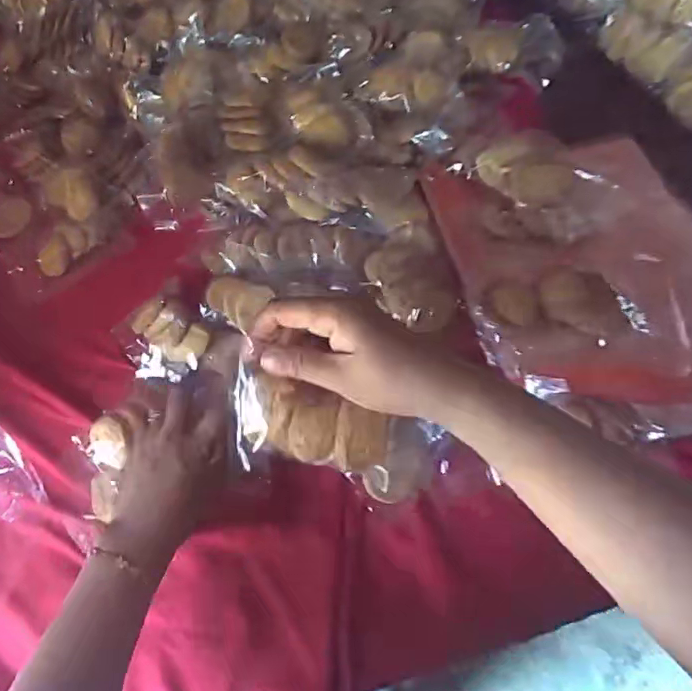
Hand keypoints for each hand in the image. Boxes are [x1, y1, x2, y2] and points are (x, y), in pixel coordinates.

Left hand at [104, 380, 227, 571]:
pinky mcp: (131, 442)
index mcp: (198, 446)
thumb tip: (221, 440)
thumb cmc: (182, 514)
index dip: (220, 397)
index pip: (215, 412)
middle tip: (191, 390)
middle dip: (187, 390)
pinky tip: (139, 408)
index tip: (222, 388)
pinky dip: (138, 410)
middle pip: (180, 396)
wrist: (143, 529)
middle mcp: (174, 434)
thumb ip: (217, 460)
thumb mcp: (210, 488)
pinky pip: (133, 416)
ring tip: (165, 398)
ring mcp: (149, 436)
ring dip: (162, 399)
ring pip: (155, 403)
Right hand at [251, 297, 489, 422]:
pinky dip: (312, 351)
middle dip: (275, 341)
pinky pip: (326, 333)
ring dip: (293, 349)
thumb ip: (300, 364)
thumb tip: (262, 357)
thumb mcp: (340, 377)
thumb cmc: (391, 381)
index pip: (282, 308)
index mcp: (334, 310)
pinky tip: (309, 375)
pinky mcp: (363, 329)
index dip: (260, 330)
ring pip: (309, 325)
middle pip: (294, 314)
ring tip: (285, 381)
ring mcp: (354, 315)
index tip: (249, 358)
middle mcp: (342, 304)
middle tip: (266, 375)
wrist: (442, 385)